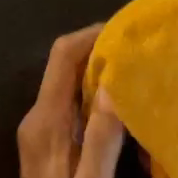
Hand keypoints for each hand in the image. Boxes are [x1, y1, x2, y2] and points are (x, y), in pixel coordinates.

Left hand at [19, 23, 129, 177]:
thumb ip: (101, 139)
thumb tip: (116, 84)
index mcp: (44, 120)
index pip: (64, 54)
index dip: (95, 34)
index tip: (130, 32)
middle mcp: (37, 118)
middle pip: (66, 64)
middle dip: (102, 49)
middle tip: (139, 48)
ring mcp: (40, 132)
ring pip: (70, 82)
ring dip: (100, 70)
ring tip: (136, 69)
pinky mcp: (48, 145)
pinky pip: (71, 103)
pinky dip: (95, 93)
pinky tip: (121, 103)